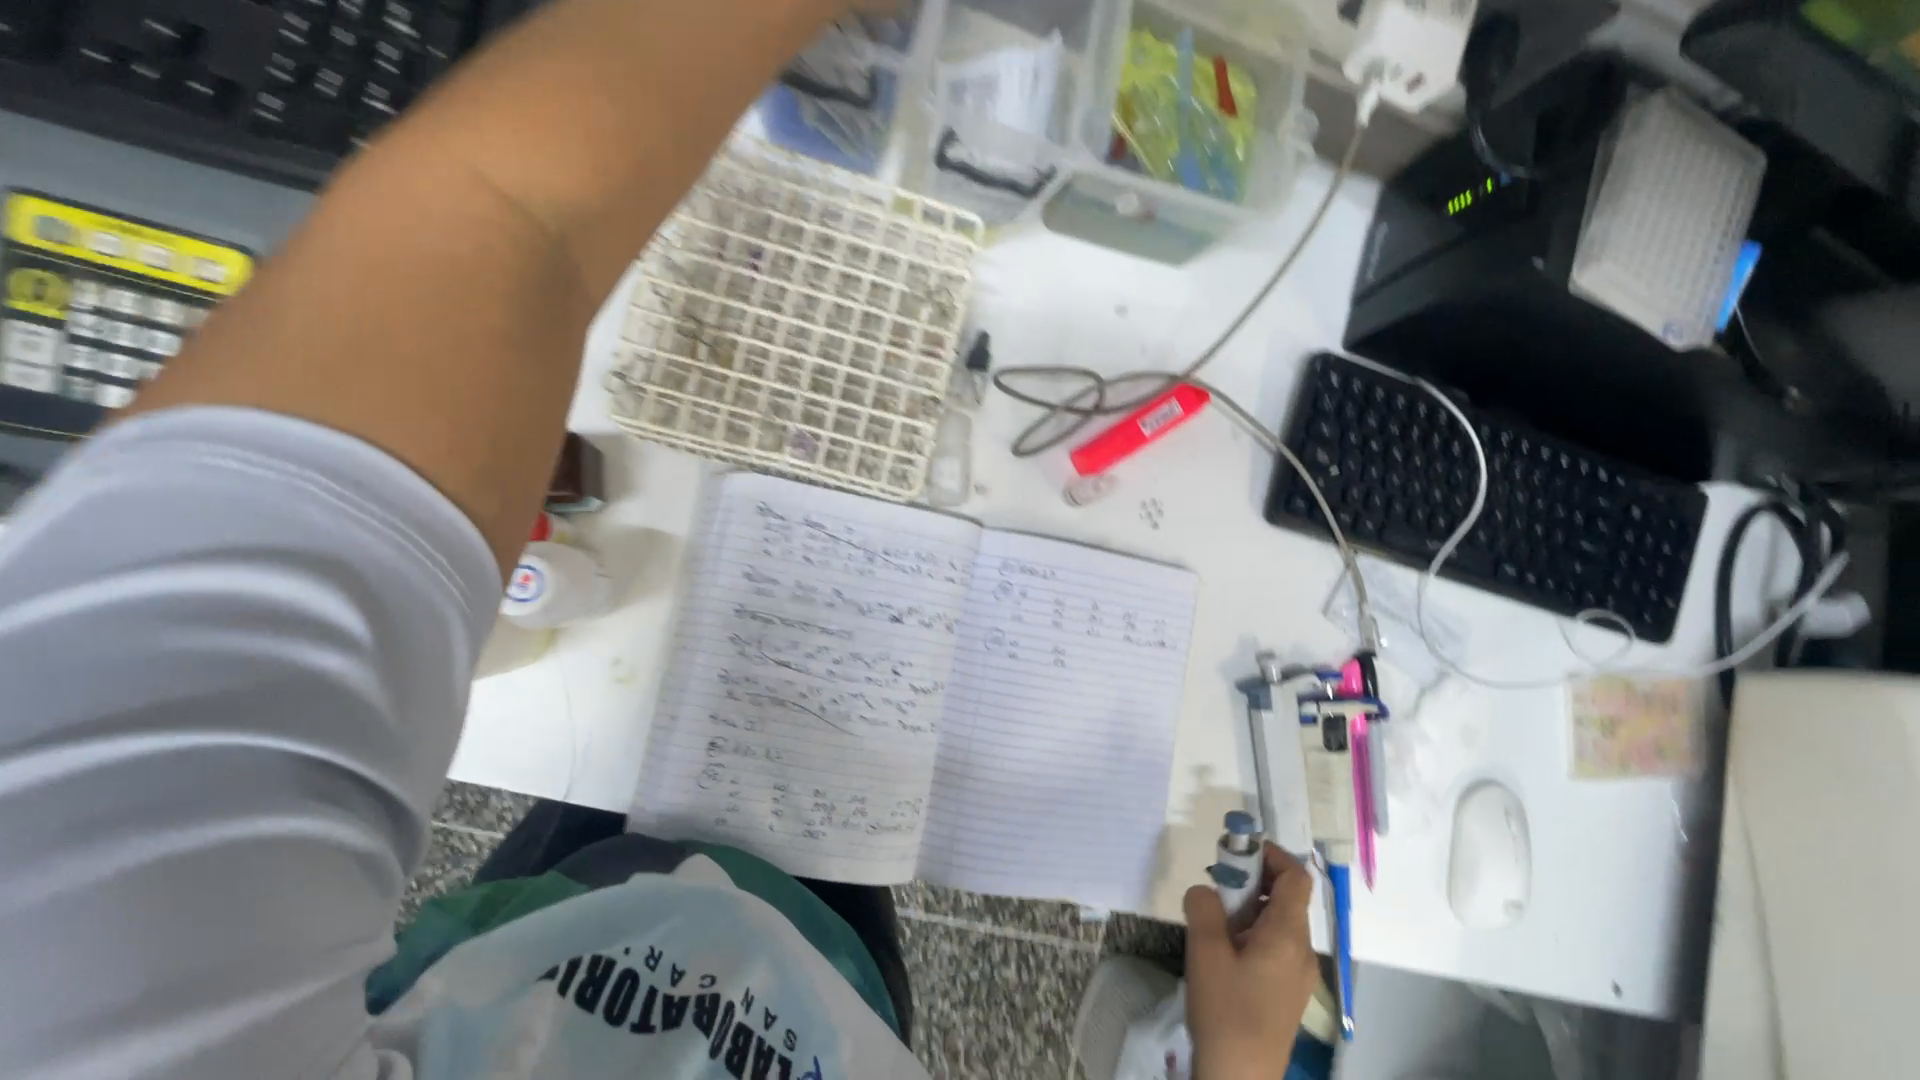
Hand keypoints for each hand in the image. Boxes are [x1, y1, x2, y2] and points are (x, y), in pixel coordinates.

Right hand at [1184, 843, 1318, 1079]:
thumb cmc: (1225, 1012)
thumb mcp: (1205, 952)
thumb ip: (1204, 907)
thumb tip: (1205, 890)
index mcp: (1288, 936)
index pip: (1296, 878)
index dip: (1272, 855)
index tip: (1239, 849)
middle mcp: (1302, 952)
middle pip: (1287, 900)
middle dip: (1253, 881)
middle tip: (1217, 884)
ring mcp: (1299, 977)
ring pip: (1279, 925)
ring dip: (1250, 909)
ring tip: (1214, 919)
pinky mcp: (1288, 996)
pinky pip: (1276, 948)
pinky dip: (1253, 934)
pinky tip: (1223, 952)